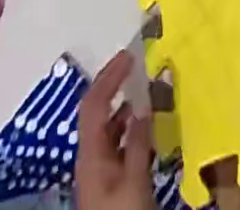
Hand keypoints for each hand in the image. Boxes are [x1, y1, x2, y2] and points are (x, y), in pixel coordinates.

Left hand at [76, 51, 156, 209]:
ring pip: (108, 127)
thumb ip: (138, 144)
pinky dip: (131, 127)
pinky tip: (148, 126)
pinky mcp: (111, 183)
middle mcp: (91, 157)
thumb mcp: (135, 183)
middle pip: (96, 112)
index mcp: (90, 154)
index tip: (129, 55)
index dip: (108, 77)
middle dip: (113, 86)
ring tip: (147, 90)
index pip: (93, 104)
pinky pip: (118, 144)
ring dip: (124, 105)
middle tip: (136, 66)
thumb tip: (143, 106)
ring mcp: (100, 171)